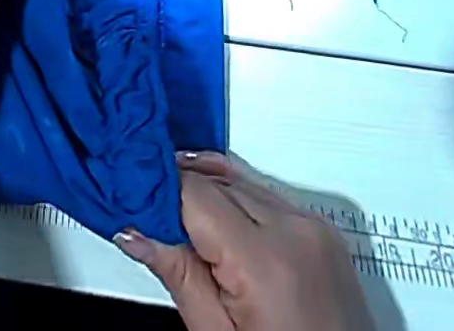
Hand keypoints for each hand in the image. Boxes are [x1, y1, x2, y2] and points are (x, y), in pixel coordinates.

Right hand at [115, 152, 374, 330]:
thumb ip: (177, 275)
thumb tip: (133, 229)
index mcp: (268, 261)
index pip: (193, 190)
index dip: (157, 191)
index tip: (130, 198)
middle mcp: (296, 230)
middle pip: (214, 180)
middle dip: (178, 193)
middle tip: (144, 213)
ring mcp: (314, 225)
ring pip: (238, 179)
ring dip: (206, 191)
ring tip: (178, 218)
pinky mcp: (322, 227)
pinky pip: (265, 192)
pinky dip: (236, 198)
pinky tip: (215, 216)